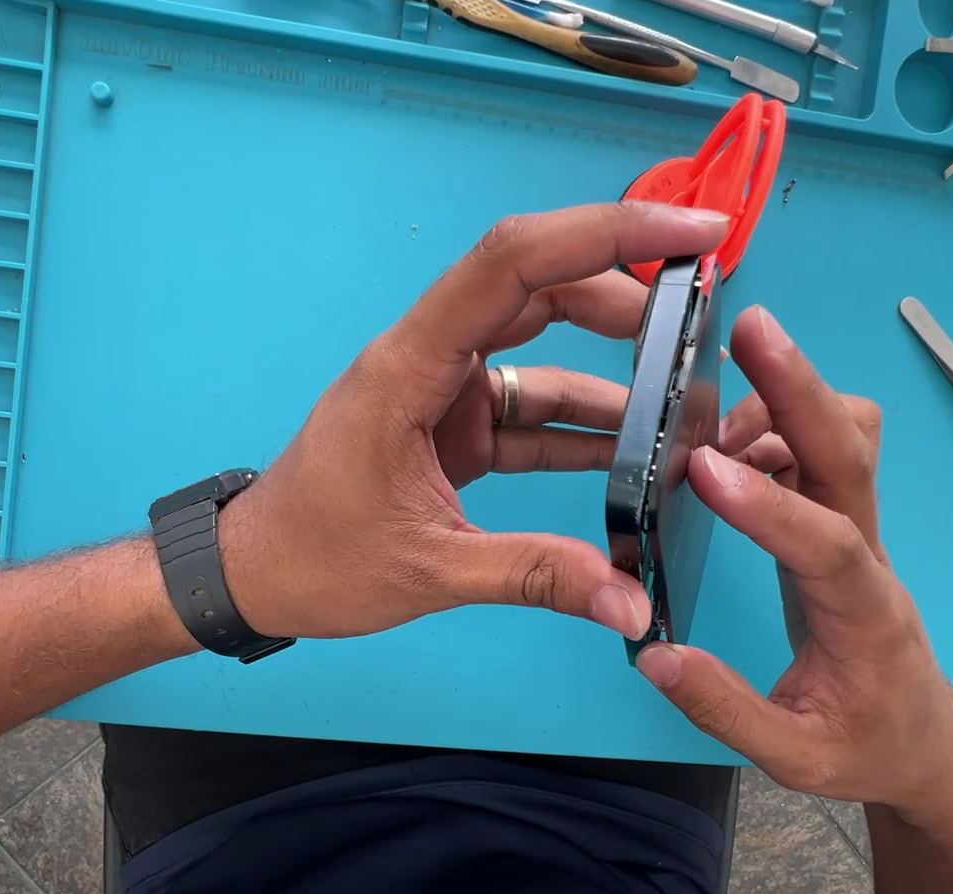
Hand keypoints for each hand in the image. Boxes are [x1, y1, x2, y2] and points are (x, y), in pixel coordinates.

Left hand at [216, 202, 730, 640]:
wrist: (253, 575)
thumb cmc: (315, 560)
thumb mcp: (428, 569)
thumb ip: (534, 576)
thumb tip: (632, 606)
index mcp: (408, 368)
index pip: (511, 265)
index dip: (605, 233)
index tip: (692, 228)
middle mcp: (428, 362)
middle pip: (535, 293)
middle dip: (622, 300)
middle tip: (699, 324)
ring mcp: (441, 394)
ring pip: (539, 356)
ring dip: (608, 375)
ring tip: (681, 406)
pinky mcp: (451, 430)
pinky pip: (527, 414)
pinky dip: (577, 430)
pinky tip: (631, 455)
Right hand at [634, 308, 952, 816]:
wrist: (923, 741)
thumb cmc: (863, 749)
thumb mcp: (790, 754)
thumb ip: (721, 706)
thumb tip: (651, 652)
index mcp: (864, 614)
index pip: (827, 543)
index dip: (768, 504)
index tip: (703, 470)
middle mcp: (868, 556)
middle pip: (851, 452)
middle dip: (801, 386)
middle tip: (747, 332)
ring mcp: (858, 534)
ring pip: (847, 437)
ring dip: (784, 406)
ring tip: (706, 432)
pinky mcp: (839, 526)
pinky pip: (822, 453)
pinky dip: (776, 429)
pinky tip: (723, 455)